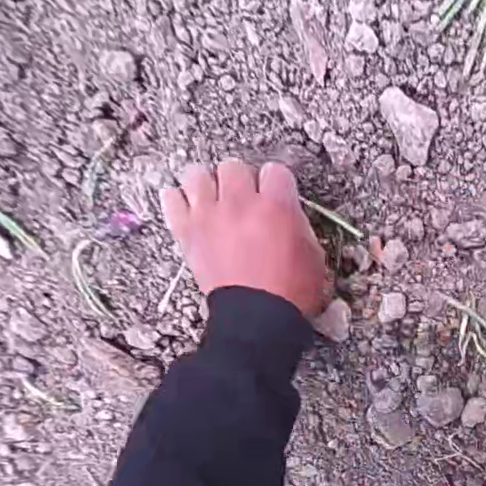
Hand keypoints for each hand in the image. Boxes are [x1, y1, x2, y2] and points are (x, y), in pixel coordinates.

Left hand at [159, 159, 329, 317]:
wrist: (258, 319)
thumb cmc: (292, 292)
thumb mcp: (314, 257)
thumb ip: (299, 226)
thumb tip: (288, 214)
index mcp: (277, 206)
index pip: (275, 171)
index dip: (279, 185)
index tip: (279, 198)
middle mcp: (240, 203)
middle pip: (233, 166)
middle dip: (242, 182)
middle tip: (248, 202)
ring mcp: (209, 215)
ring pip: (197, 173)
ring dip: (209, 185)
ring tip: (218, 203)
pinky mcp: (186, 231)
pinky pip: (171, 197)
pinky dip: (181, 200)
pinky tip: (194, 211)